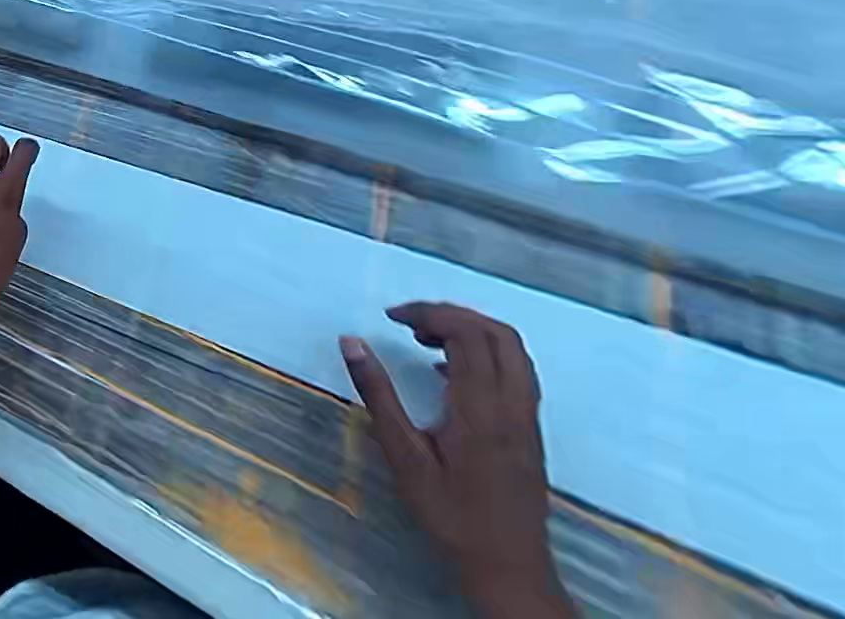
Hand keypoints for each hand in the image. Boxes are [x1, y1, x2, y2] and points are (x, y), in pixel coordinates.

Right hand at [340, 303, 574, 618]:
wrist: (508, 566)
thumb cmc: (448, 510)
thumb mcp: (402, 453)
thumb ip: (377, 393)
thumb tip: (350, 341)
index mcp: (482, 408)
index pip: (469, 335)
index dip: (430, 313)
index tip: (390, 317)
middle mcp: (514, 406)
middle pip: (499, 334)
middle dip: (451, 314)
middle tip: (408, 320)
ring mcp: (528, 418)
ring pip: (513, 351)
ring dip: (469, 330)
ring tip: (424, 338)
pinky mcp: (529, 429)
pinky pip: (515, 371)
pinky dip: (481, 352)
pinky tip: (446, 370)